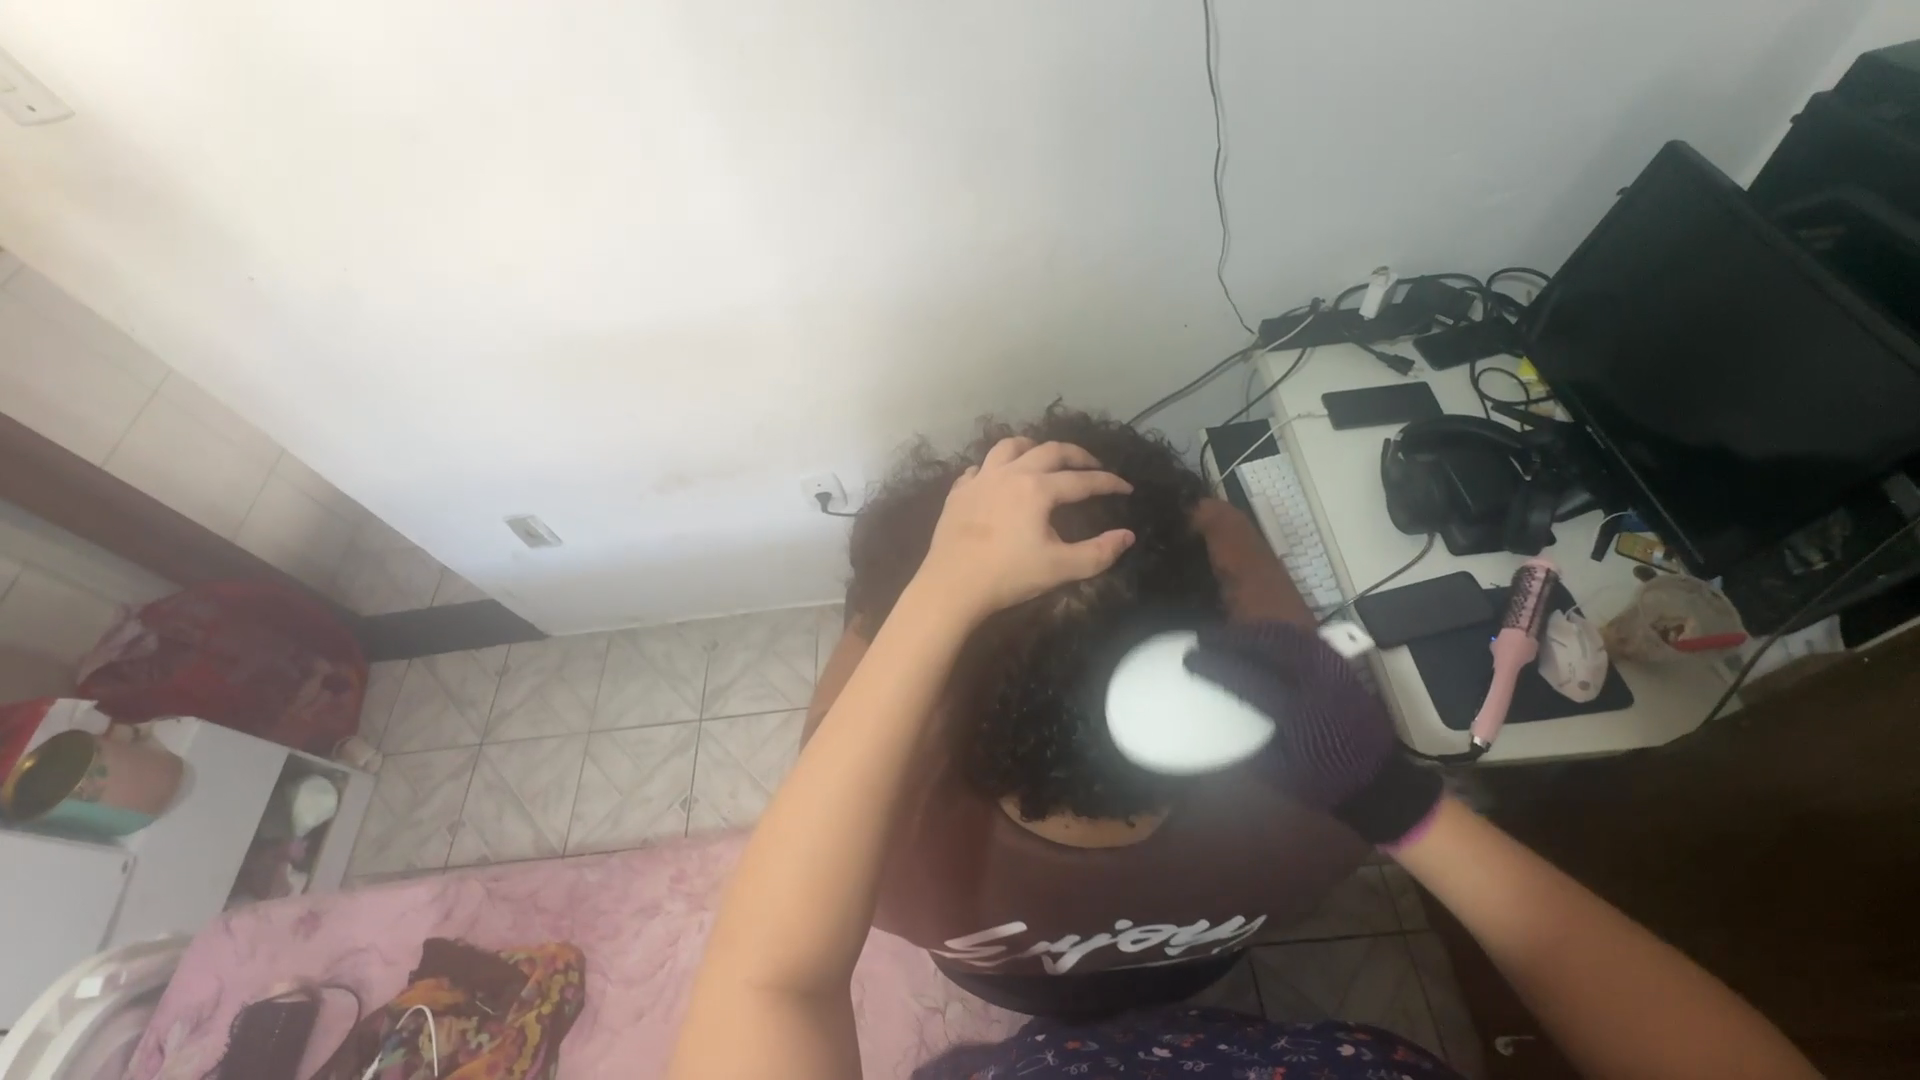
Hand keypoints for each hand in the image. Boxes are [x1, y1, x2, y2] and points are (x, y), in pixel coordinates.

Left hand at [913, 437, 1134, 620]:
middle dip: (1076, 455)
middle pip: (1049, 450)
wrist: (951, 586)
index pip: (1082, 480)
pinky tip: (998, 479)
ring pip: (1009, 447)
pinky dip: (995, 467)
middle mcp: (1010, 473)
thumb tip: (1126, 536)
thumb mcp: (1061, 568)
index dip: (1108, 482)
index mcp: (1038, 489)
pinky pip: (980, 468)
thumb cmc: (1008, 576)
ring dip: (1033, 447)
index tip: (1126, 488)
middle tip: (1092, 465)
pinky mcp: (958, 492)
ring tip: (1044, 457)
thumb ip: (1099, 552)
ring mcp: (980, 479)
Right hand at [1184, 621, 1441, 845]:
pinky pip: (1305, 640)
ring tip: (1229, 636)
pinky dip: (1277, 635)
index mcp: (1297, 713)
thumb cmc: (1325, 781)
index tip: (1190, 658)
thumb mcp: (1277, 771)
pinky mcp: (1341, 668)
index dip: (1215, 665)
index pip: (1246, 678)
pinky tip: (1261, 639)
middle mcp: (1315, 683)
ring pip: (1287, 636)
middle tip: (1204, 639)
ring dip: (1252, 632)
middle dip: (1231, 638)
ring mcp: (1331, 671)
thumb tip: (1216, 718)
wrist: (1381, 781)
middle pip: (1266, 644)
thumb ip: (1247, 739)